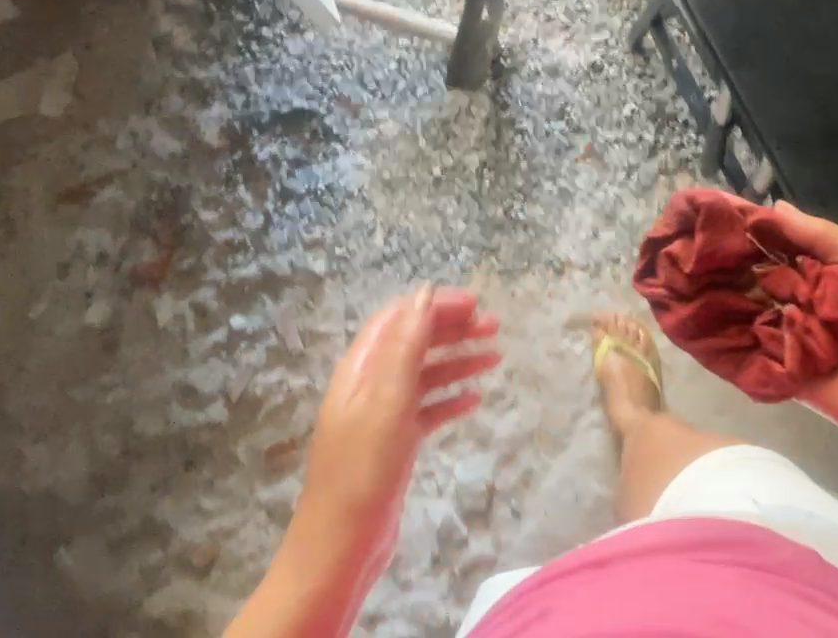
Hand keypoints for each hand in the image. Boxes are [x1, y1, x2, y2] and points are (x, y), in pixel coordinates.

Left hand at [296, 287, 500, 573]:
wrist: (342, 544)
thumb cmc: (364, 468)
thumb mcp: (387, 400)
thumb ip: (406, 345)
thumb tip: (424, 293)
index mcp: (361, 367)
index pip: (399, 317)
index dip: (435, 304)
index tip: (475, 303)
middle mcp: (371, 384)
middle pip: (415, 341)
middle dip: (453, 328)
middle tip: (494, 326)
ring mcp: (383, 414)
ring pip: (425, 373)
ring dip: (458, 360)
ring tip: (496, 356)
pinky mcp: (395, 442)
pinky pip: (428, 409)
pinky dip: (452, 398)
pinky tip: (477, 400)